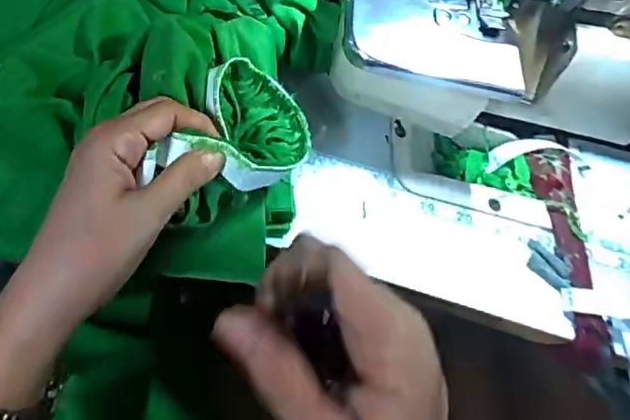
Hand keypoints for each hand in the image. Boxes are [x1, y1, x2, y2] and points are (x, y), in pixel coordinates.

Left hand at [0, 98, 224, 411]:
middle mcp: (102, 135)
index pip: (165, 110)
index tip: (225, 148)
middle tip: (216, 155)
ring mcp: (95, 154)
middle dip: (187, 129)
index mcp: (112, 136)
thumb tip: (217, 152)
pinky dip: (157, 159)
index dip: (198, 123)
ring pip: (144, 133)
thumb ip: (185, 177)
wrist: (47, 295)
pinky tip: (170, 181)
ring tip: (199, 168)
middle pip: (154, 115)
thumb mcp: (149, 213)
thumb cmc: (99, 251)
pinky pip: (133, 152)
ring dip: (173, 145)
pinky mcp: (95, 175)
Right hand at [213, 236, 446, 419]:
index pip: (328, 258)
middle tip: (267, 338)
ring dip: (301, 303)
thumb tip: (225, 317)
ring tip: (286, 352)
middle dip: (289, 289)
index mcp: (388, 326)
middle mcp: (401, 311)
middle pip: (331, 265)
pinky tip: (311, 356)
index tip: (261, 314)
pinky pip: (351, 302)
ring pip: (337, 280)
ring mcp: (403, 323)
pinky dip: (320, 317)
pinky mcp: (399, 337)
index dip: (286, 272)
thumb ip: (275, 370)